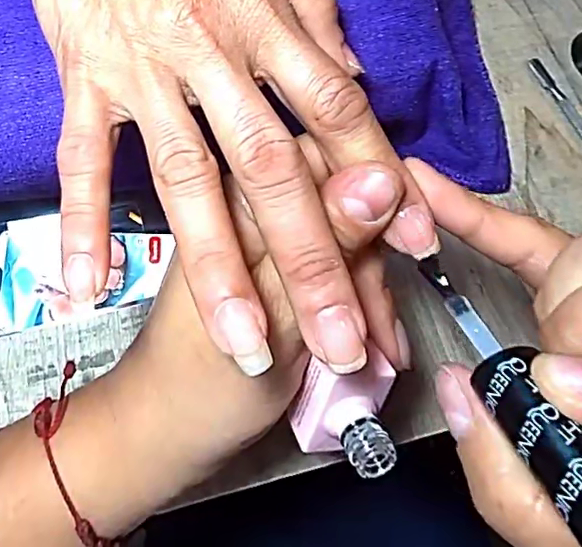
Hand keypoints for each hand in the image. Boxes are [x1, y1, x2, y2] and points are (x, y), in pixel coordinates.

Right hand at [0, 0, 437, 380]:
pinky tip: (87, 285)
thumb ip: (311, 7)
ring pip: (183, 178)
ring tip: (243, 346)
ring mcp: (140, 72)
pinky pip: (80, 159)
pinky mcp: (84, 82)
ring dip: (214, 266)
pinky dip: (81, 221)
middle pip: (268, 164)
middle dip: (311, 258)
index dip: (375, 174)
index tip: (409, 244)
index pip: (330, 103)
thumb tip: (355, 75)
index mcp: (257, 14)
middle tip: (347, 344)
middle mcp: (205, 51)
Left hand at [102, 159, 409, 486]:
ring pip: (341, 239)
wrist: (170, 421)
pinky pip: (329, 265)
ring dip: (367, 293)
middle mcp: (245, 198)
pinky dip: (355, 305)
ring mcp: (259, 231)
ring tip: (376, 350)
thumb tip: (378, 176)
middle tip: (379, 325)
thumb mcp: (279, 307)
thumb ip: (329, 239)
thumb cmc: (202, 373)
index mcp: (234, 191)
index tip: (411, 247)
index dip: (376, 204)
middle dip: (370, 264)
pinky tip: (370, 342)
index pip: (325, 160)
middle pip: (339, 202)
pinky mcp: (271, 261)